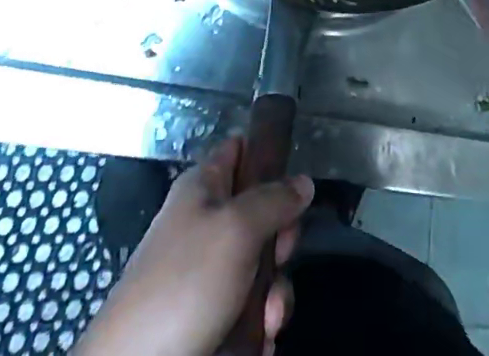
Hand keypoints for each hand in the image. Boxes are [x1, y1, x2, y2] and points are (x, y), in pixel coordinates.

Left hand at [75, 139, 314, 355]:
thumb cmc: (184, 284)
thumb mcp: (236, 228)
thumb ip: (274, 200)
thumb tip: (304, 182)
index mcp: (202, 188)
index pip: (240, 151)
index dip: (268, 158)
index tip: (294, 183)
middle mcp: (206, 224)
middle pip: (262, 214)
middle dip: (282, 240)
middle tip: (280, 256)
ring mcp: (208, 273)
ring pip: (262, 267)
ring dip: (275, 294)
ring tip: (268, 318)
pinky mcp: (211, 316)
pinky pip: (252, 309)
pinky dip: (261, 324)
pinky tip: (260, 338)